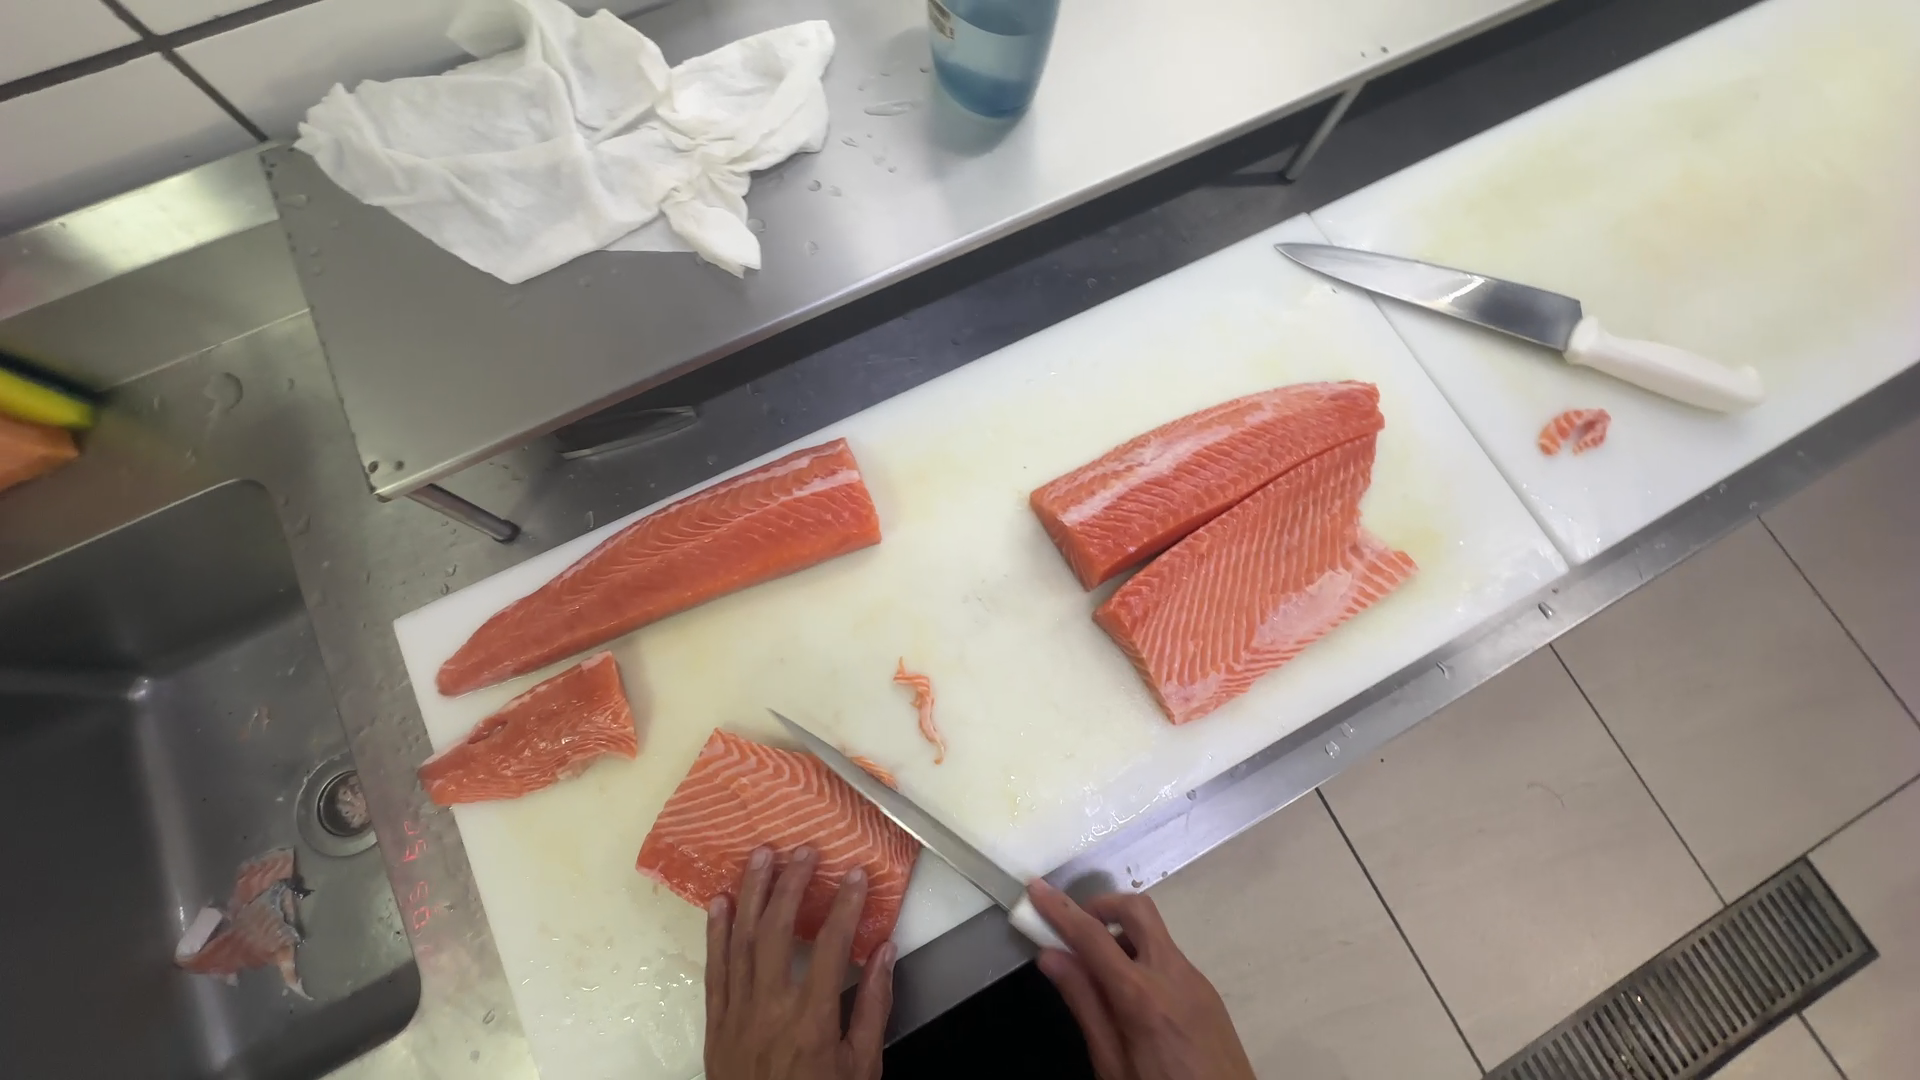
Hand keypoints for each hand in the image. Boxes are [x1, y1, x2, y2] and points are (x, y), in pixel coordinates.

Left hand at [704, 846, 896, 1079]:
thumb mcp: (861, 1068)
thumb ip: (874, 1006)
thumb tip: (887, 949)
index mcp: (812, 1020)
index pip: (832, 947)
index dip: (845, 905)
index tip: (856, 873)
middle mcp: (770, 1008)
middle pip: (777, 932)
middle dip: (790, 884)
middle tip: (803, 850)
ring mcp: (737, 1014)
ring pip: (741, 941)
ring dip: (751, 894)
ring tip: (761, 856)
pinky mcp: (715, 1025)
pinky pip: (714, 970)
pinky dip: (715, 933)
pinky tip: (719, 901)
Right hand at [1028, 879, 1254, 1079]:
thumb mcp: (1112, 1066)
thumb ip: (1084, 1005)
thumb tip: (1051, 956)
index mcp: (1142, 997)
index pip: (1092, 936)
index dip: (1060, 909)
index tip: (1036, 888)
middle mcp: (1173, 975)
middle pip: (1136, 909)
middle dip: (1102, 906)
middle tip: (1078, 930)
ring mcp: (1196, 980)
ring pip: (1154, 932)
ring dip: (1123, 935)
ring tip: (1102, 977)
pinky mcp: (1208, 992)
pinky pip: (1168, 957)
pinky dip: (1143, 958)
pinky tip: (1132, 999)